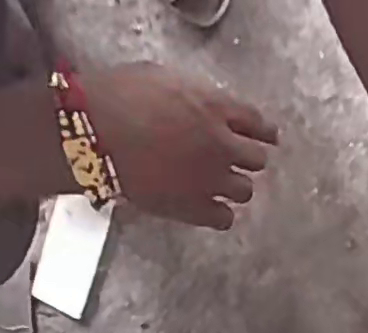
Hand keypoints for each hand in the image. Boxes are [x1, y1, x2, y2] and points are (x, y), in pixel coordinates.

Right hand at [80, 63, 279, 229]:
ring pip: (244, 191)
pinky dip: (221, 214)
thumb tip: (199, 107)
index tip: (269, 137)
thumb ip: (192, 97)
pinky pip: (225, 218)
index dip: (264, 132)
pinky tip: (211, 209)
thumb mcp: (163, 79)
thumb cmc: (120, 97)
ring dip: (236, 187)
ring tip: (223, 187)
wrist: (98, 135)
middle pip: (256, 160)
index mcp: (215, 107)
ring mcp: (210, 180)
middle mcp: (220, 145)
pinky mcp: (194, 208)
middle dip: (248, 159)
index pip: (256, 123)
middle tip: (238, 162)